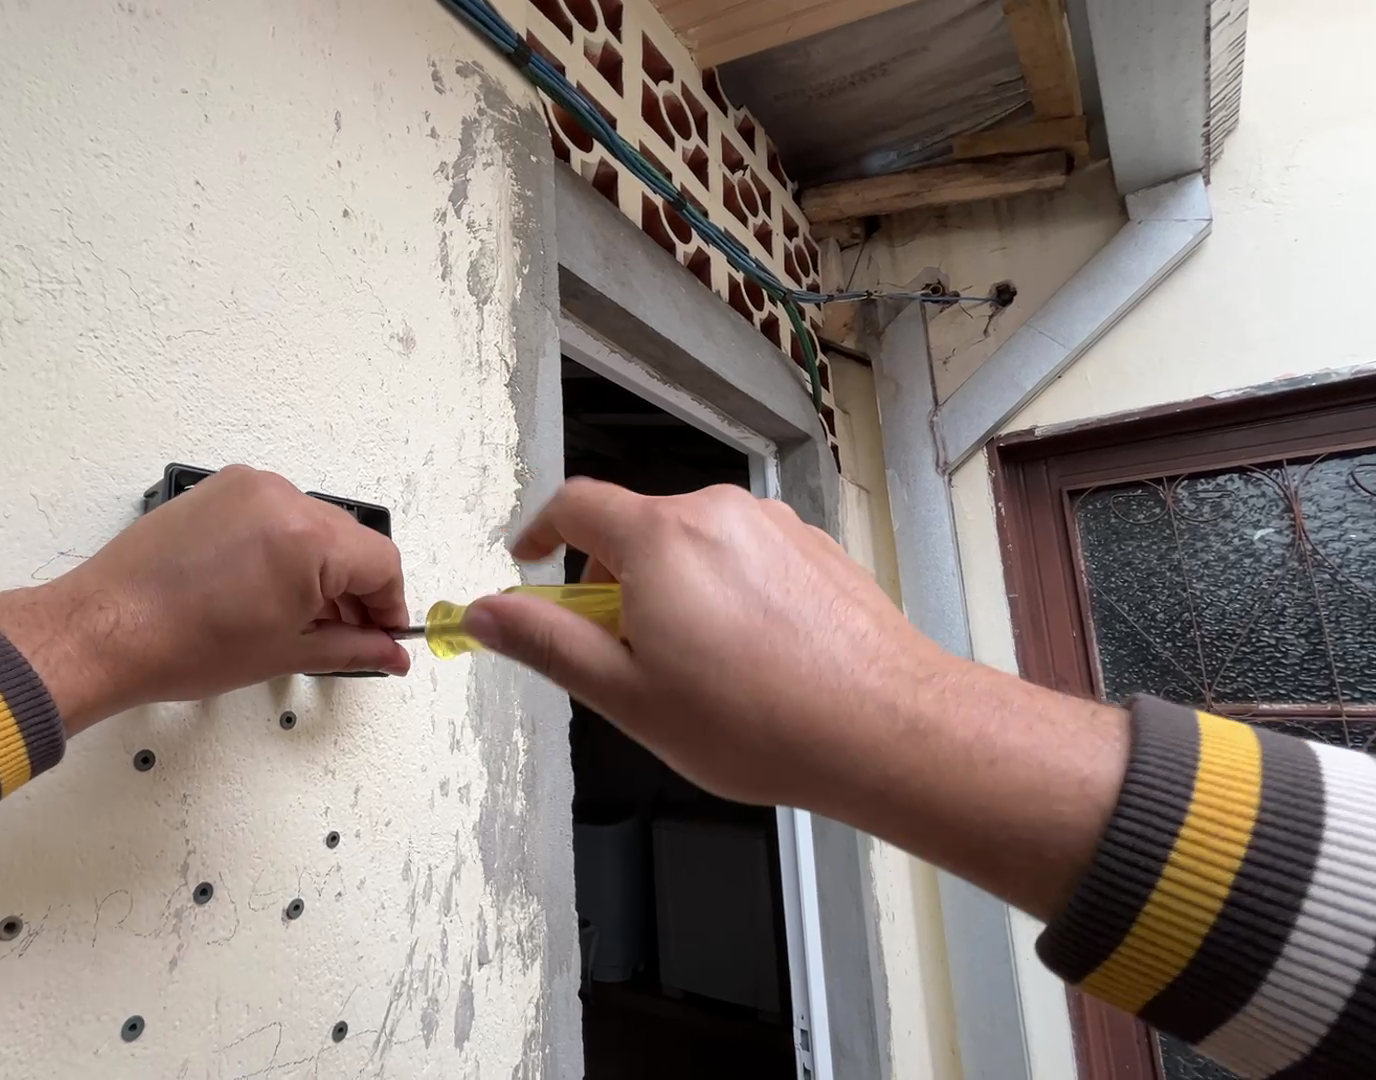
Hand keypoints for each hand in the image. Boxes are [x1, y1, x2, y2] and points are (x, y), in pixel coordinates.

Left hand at [0, 466, 409, 734]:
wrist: (104, 630)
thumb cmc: (180, 645)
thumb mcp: (287, 652)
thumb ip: (354, 647)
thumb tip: (391, 653)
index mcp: (307, 537)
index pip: (383, 562)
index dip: (392, 605)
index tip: (386, 634)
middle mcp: (282, 497)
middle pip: (352, 540)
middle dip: (359, 588)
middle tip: (349, 632)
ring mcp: (250, 487)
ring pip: (317, 525)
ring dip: (324, 568)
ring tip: (305, 615)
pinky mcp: (224, 489)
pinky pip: (280, 513)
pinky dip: (289, 547)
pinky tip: (273, 588)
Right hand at [461, 478, 1127, 917]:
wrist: (891, 730)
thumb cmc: (753, 720)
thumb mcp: (625, 692)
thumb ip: (545, 642)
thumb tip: (484, 613)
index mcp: (659, 537)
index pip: (574, 504)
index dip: (540, 531)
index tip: (530, 561)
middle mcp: (714, 511)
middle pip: (632, 529)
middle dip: (610, 580)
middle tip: (624, 652)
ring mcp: (770, 523)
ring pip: (687, 543)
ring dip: (667, 587)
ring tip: (694, 662)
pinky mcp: (809, 544)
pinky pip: (737, 552)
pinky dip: (717, 587)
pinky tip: (748, 652)